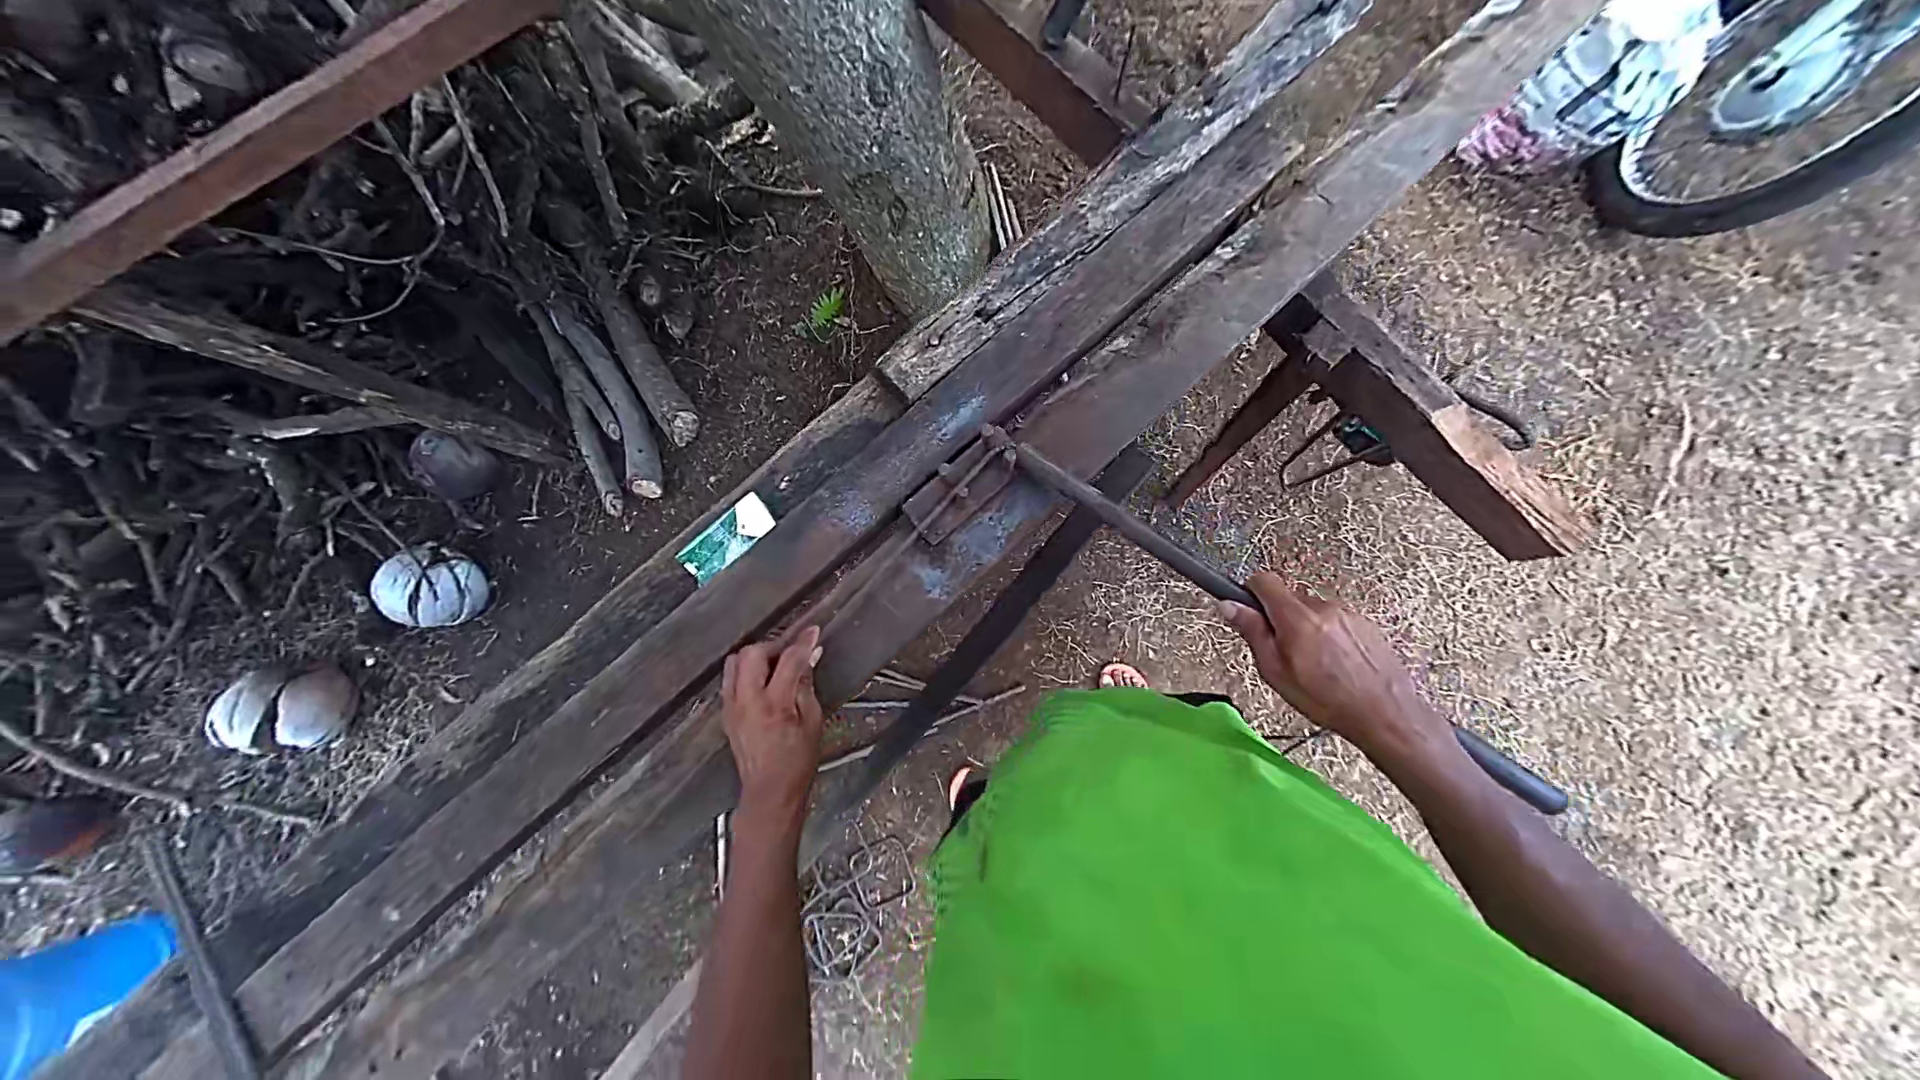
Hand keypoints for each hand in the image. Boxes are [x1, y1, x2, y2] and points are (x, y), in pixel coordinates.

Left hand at [721, 625, 825, 823]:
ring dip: (756, 657)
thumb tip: (809, 656)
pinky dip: (746, 672)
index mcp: (774, 704)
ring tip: (775, 665)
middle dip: (774, 646)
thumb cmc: (797, 760)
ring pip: (735, 662)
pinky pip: (731, 679)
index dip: (803, 642)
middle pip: (752, 653)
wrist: (770, 790)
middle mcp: (747, 701)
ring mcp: (731, 706)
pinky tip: (762, 681)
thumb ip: (806, 684)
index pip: (788, 660)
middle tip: (791, 653)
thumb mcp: (812, 720)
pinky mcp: (725, 712)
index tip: (813, 631)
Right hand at [1217, 573, 1449, 758]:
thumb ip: (1252, 632)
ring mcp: (1348, 614)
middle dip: (1280, 618)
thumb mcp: (1275, 671)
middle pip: (1289, 598)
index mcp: (1296, 617)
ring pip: (1312, 611)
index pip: (1264, 581)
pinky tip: (1334, 664)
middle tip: (1282, 651)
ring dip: (1306, 628)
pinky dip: (1329, 635)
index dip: (1251, 594)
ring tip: (1313, 663)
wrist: (1385, 714)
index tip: (1250, 611)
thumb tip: (1230, 605)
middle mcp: (1323, 607)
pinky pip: (1335, 621)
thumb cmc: (1328, 699)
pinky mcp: (1365, 624)